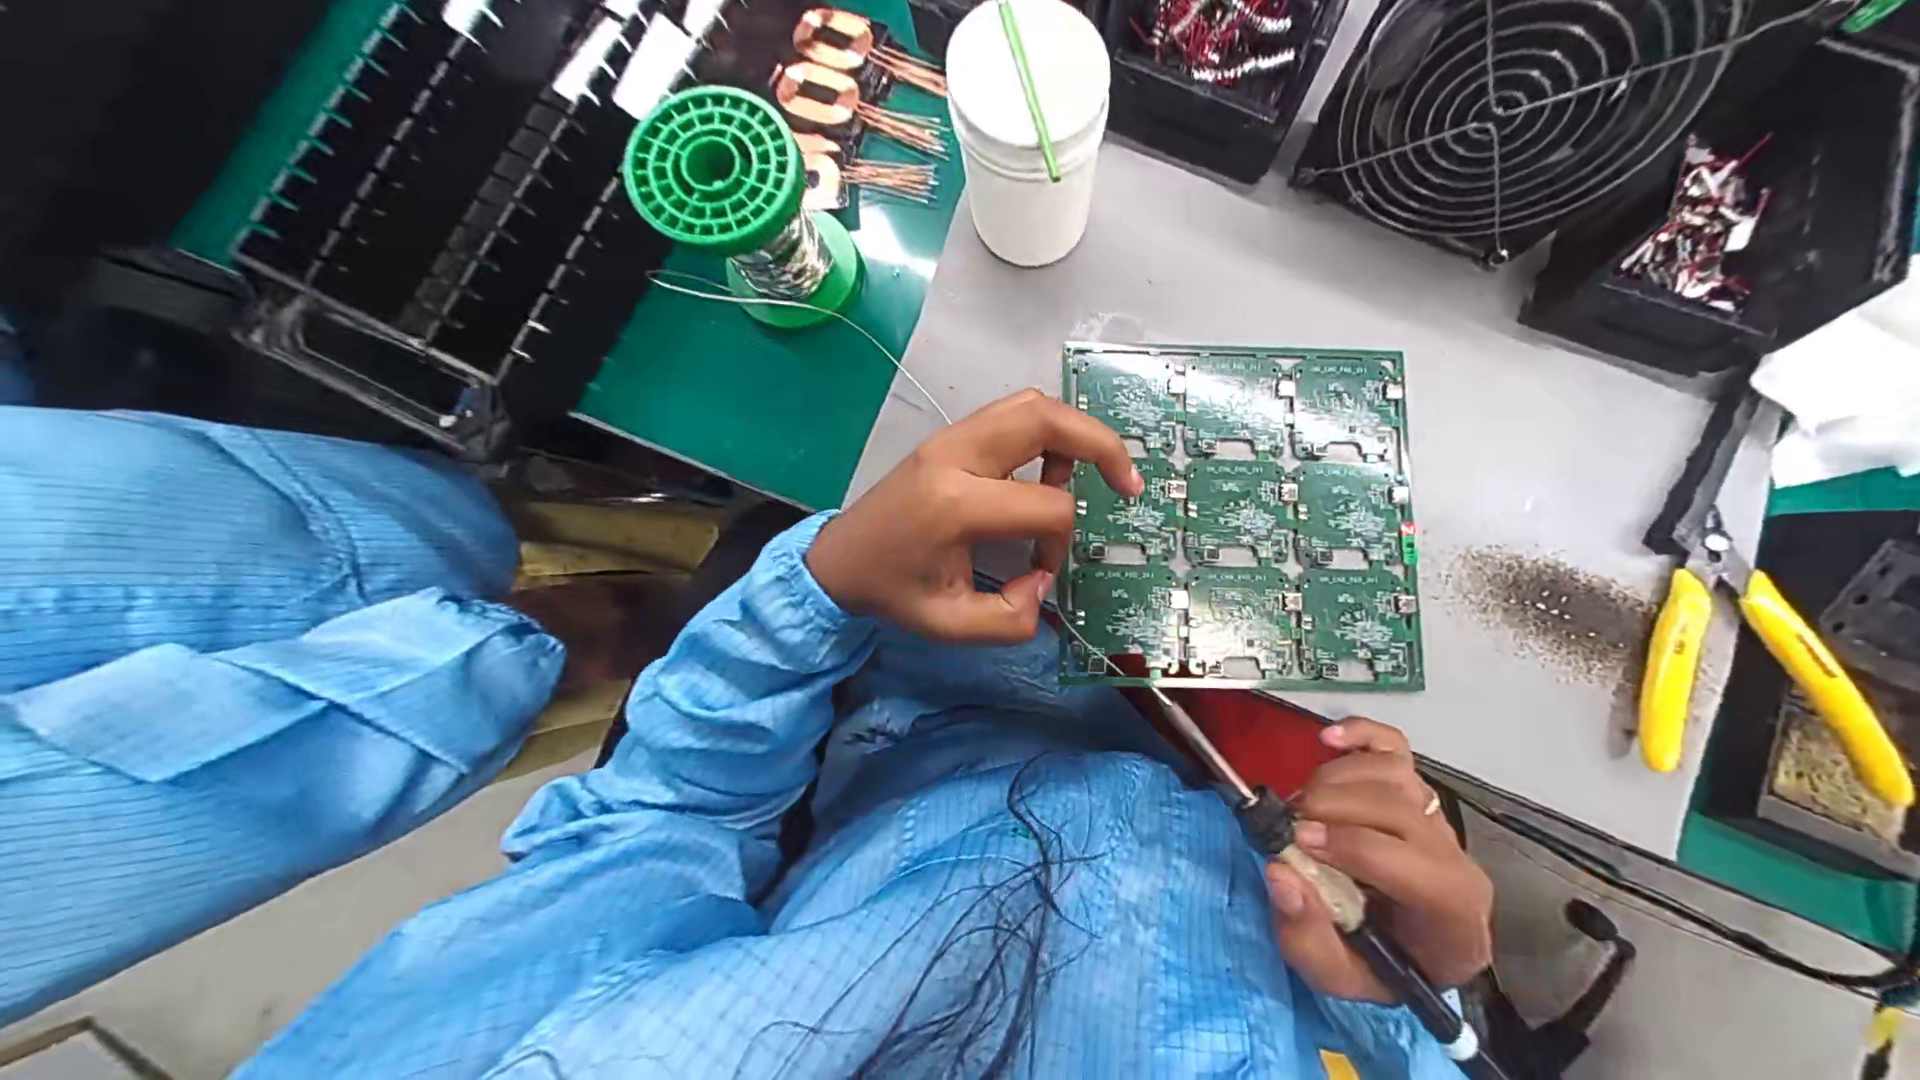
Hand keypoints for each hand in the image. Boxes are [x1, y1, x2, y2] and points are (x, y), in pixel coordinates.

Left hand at [807, 388, 1141, 643]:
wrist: (838, 557)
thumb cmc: (890, 590)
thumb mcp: (947, 625)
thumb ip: (1009, 619)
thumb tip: (1044, 581)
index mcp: (956, 504)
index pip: (1046, 505)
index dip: (1061, 542)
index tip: (1040, 569)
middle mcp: (956, 455)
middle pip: (1046, 419)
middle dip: (1100, 445)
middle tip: (1127, 482)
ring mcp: (950, 437)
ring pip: (1031, 405)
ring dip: (1073, 433)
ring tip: (1084, 475)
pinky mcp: (949, 436)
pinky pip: (1011, 415)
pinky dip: (1045, 433)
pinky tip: (1046, 468)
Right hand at [1265, 718, 1493, 1000]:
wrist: (1399, 941)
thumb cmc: (1373, 959)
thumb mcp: (1336, 975)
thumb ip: (1307, 937)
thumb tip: (1281, 872)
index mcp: (1451, 912)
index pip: (1420, 867)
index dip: (1355, 847)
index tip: (1298, 841)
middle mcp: (1453, 857)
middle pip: (1396, 808)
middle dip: (1330, 809)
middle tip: (1289, 825)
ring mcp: (1434, 815)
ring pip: (1390, 773)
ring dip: (1332, 781)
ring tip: (1303, 805)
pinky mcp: (1411, 786)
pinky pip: (1392, 745)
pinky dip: (1359, 733)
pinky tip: (1327, 739)